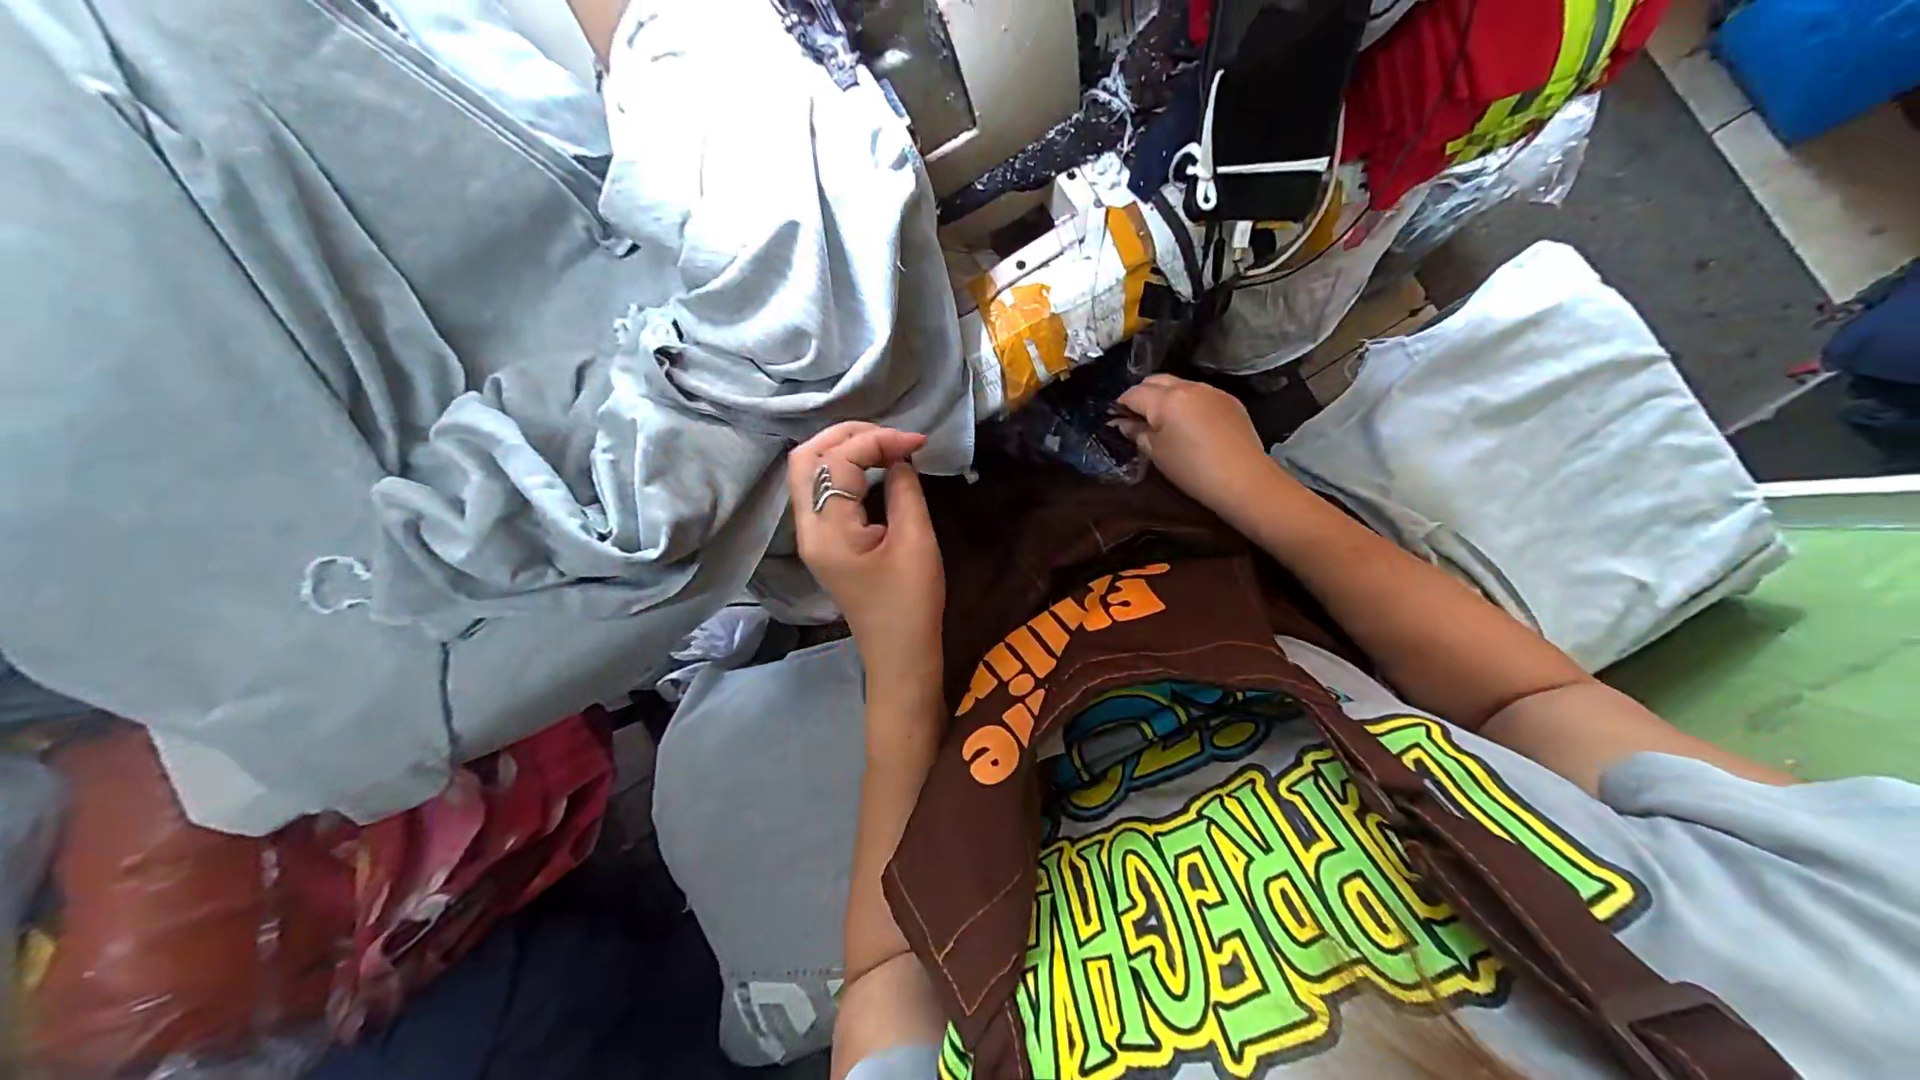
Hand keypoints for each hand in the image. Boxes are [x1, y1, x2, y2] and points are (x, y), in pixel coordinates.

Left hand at [787, 423, 944, 678]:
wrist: (899, 653)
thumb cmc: (911, 604)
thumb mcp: (917, 542)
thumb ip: (904, 490)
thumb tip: (898, 457)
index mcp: (828, 532)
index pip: (838, 461)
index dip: (877, 440)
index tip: (917, 442)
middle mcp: (808, 528)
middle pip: (807, 457)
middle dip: (849, 434)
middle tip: (893, 436)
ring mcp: (810, 535)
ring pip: (809, 470)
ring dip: (844, 448)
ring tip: (886, 445)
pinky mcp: (821, 540)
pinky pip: (821, 489)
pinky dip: (844, 468)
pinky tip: (873, 466)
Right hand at [1114, 374, 1289, 520]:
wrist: (1243, 479)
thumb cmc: (1192, 470)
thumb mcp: (1157, 453)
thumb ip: (1137, 432)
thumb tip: (1124, 423)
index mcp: (1166, 399)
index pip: (1134, 393)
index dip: (1120, 404)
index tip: (1115, 418)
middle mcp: (1189, 386)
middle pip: (1156, 381)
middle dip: (1142, 395)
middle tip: (1136, 417)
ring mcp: (1212, 391)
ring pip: (1179, 384)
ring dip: (1165, 396)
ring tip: (1163, 420)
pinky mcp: (1229, 400)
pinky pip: (1199, 393)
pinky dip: (1187, 402)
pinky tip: (1189, 424)